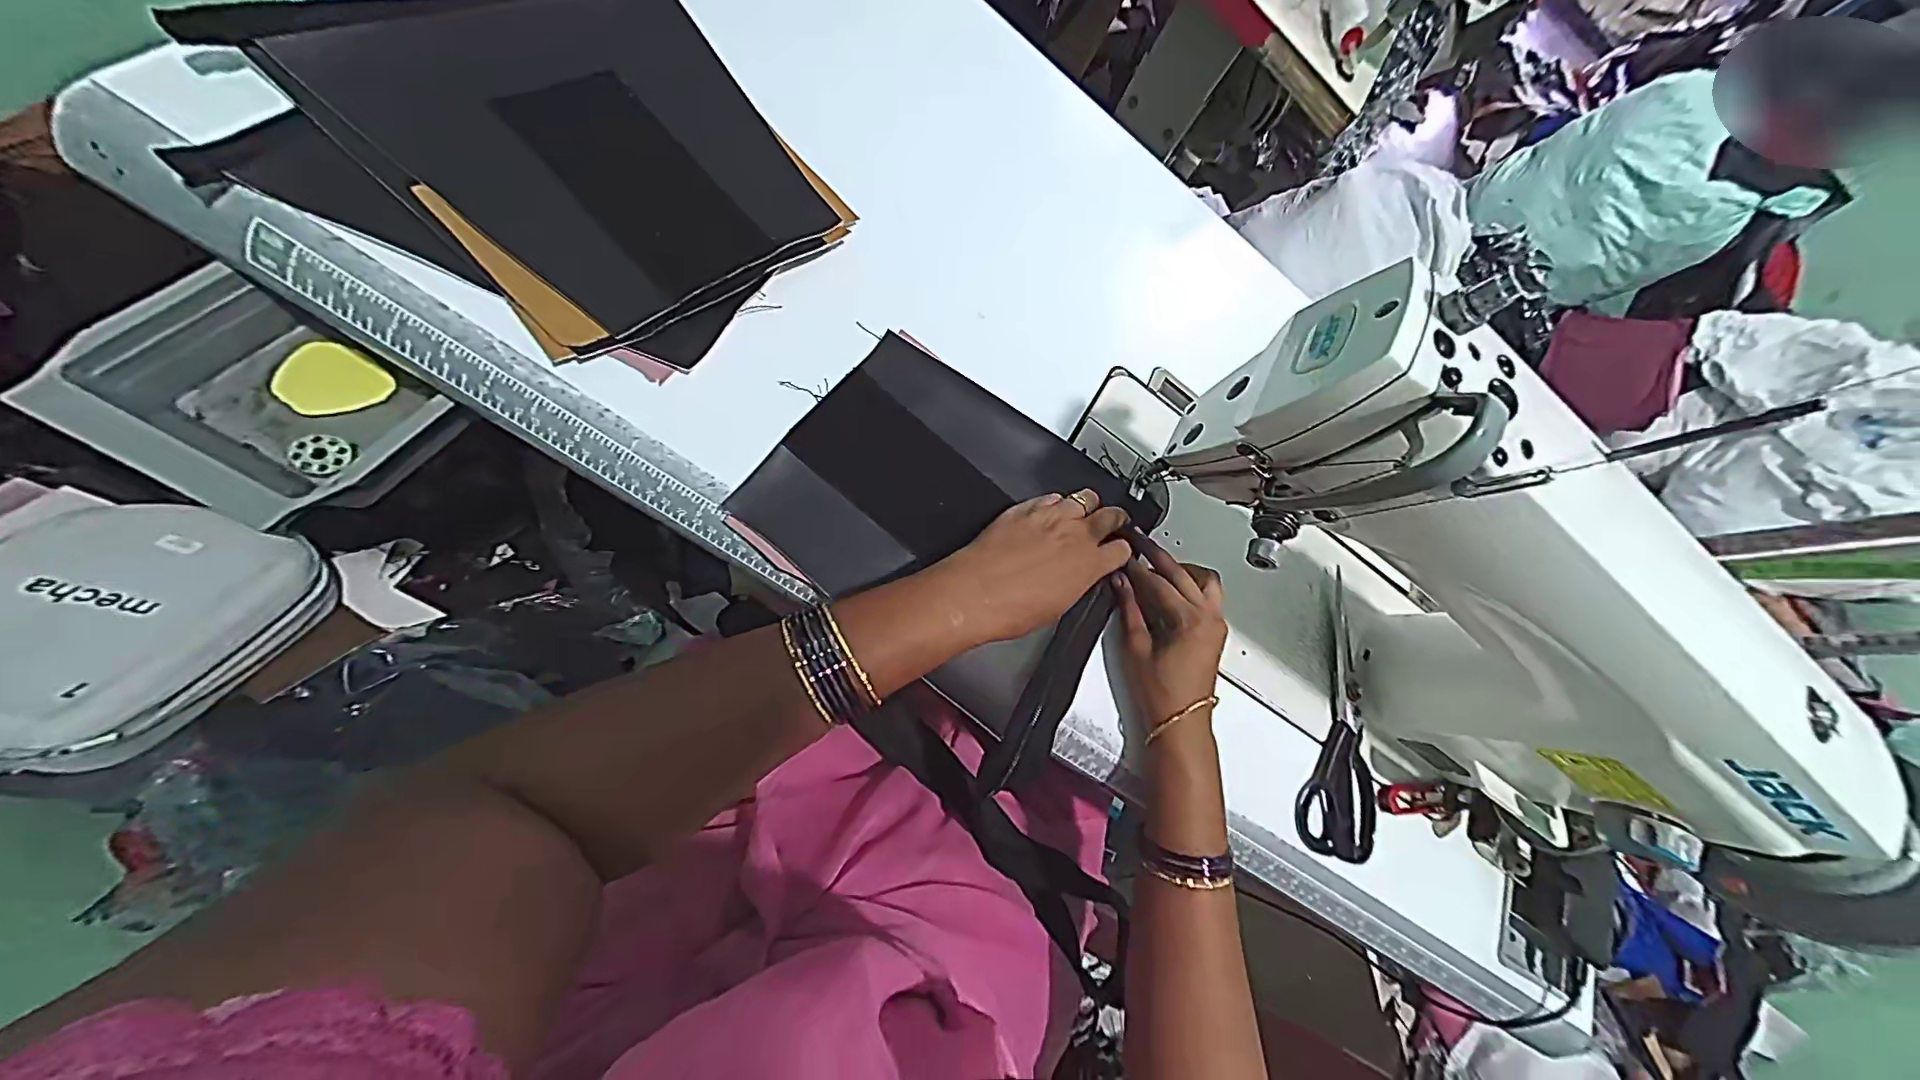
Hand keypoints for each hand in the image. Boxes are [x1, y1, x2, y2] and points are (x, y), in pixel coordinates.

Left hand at [928, 489, 1132, 645]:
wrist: (974, 593)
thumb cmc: (1010, 608)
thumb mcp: (1058, 607)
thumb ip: (1077, 584)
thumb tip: (1077, 579)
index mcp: (1090, 564)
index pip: (1121, 549)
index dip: (1122, 550)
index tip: (1118, 551)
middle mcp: (1074, 534)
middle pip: (1110, 515)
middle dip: (1115, 518)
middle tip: (1114, 521)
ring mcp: (1049, 517)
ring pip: (1082, 497)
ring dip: (1087, 504)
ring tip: (1085, 509)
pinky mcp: (1024, 509)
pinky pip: (1049, 497)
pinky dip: (1055, 502)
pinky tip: (1051, 508)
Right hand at [1114, 538, 1227, 740]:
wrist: (1181, 722)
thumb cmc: (1161, 694)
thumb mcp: (1136, 648)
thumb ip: (1129, 610)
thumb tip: (1121, 584)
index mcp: (1190, 620)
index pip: (1158, 582)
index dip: (1136, 568)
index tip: (1122, 557)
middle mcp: (1208, 618)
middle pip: (1182, 574)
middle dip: (1158, 557)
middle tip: (1139, 545)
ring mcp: (1215, 624)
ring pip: (1202, 580)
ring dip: (1180, 569)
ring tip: (1156, 566)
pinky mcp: (1214, 632)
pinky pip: (1207, 595)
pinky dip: (1189, 585)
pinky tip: (1170, 589)